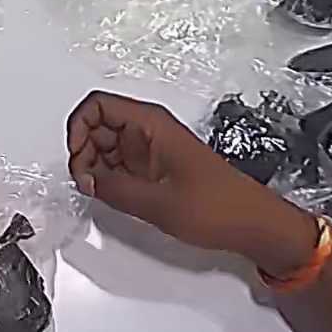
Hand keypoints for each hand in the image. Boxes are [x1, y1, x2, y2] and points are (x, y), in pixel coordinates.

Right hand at [67, 91, 319, 276]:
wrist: (255, 227)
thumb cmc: (219, 207)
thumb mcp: (158, 202)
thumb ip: (113, 189)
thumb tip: (84, 180)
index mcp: (150, 123)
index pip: (98, 105)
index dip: (79, 126)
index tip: (76, 155)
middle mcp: (146, 129)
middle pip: (96, 125)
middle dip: (83, 150)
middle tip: (85, 180)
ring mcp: (147, 148)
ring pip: (102, 145)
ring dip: (92, 165)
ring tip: (97, 190)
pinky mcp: (150, 166)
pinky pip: (115, 162)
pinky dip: (105, 175)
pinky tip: (108, 193)